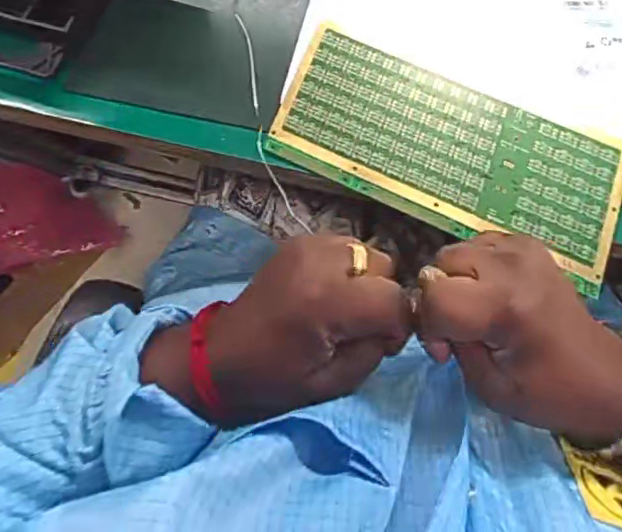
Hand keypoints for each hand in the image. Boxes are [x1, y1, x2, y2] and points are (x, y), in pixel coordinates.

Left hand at [141, 234, 413, 425]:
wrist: (223, 354)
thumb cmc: (275, 378)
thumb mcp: (334, 382)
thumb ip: (374, 349)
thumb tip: (394, 324)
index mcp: (327, 301)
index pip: (393, 298)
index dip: (398, 324)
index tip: (383, 343)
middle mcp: (320, 261)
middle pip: (384, 265)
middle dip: (383, 295)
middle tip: (362, 324)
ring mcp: (307, 244)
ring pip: (366, 249)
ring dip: (366, 277)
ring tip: (344, 305)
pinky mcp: (298, 240)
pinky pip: (343, 244)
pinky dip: (347, 265)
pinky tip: (328, 289)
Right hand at [415, 232, 621, 457]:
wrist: (607, 378)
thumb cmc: (550, 393)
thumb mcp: (490, 386)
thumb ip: (453, 343)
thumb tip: (430, 311)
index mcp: (505, 304)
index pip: (435, 293)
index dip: (430, 323)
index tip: (446, 351)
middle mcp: (511, 265)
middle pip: (441, 264)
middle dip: (439, 297)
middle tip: (458, 330)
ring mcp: (520, 247)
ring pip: (455, 251)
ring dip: (455, 280)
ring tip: (477, 310)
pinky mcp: (526, 242)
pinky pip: (478, 245)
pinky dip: (474, 267)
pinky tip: (492, 292)